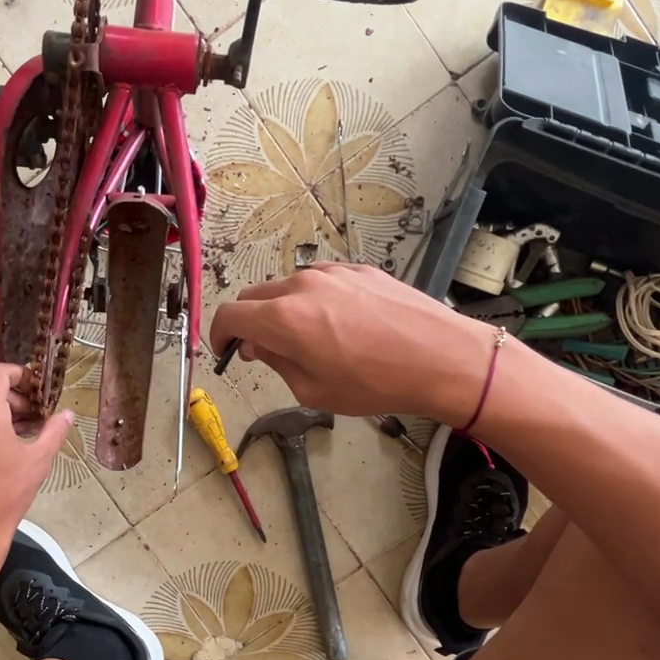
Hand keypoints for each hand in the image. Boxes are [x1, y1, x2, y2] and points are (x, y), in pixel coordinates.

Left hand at [0, 363, 73, 545]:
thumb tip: (66, 415)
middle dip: (17, 399)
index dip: (20, 374)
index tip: (38, 388)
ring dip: (5, 413)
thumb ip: (54, 431)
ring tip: (29, 433)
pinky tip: (10, 447)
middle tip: (40, 416)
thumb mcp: (37, 461)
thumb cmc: (6, 495)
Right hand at [208, 264, 499, 422]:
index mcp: (283, 318)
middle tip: (262, 351)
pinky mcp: (359, 269)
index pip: (229, 315)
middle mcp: (301, 285)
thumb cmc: (376, 383)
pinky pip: (320, 281)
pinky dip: (312, 300)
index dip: (219, 336)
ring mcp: (333, 272)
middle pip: (254, 296)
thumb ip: (277, 363)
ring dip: (281, 310)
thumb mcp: (313, 390)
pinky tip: (337, 325)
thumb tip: (259, 346)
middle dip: (249, 323)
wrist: (441, 357)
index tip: (226, 351)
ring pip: (287, 286)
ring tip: (305, 340)